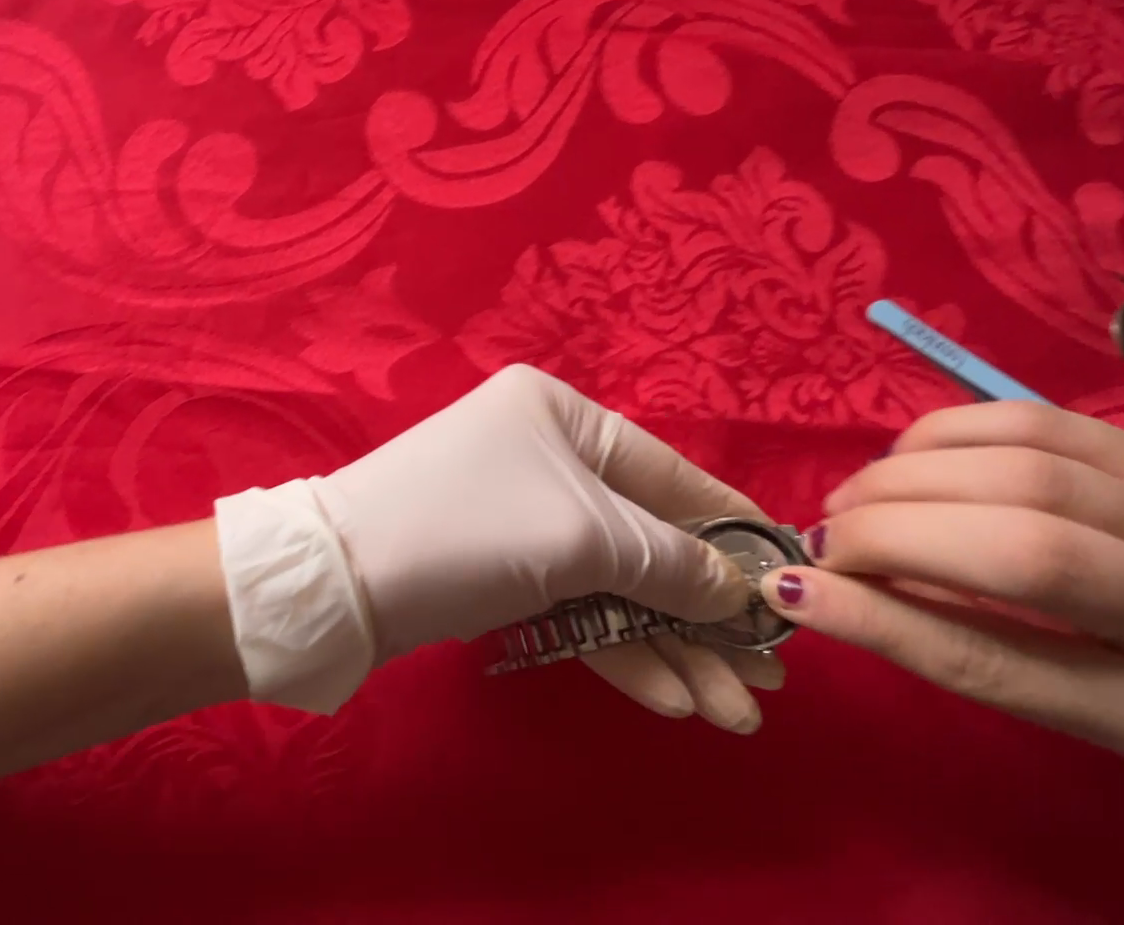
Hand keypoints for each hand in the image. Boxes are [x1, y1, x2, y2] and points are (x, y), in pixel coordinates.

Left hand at [218, 366, 782, 729]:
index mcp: (563, 416)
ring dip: (668, 644)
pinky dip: (615, 645)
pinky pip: (574, 604)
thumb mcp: (582, 536)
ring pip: (614, 582)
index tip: (787, 574)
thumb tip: (741, 589)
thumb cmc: (468, 529)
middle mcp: (545, 457)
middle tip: (764, 674)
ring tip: (729, 708)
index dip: (731, 529)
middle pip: (647, 539)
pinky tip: (666, 695)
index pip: (670, 474)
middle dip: (702, 611)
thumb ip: (670, 563)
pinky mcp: (500, 570)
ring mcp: (521, 517)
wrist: (337, 586)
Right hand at [759, 401, 1123, 780]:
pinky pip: (1032, 420)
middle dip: (888, 533)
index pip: (995, 661)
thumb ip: (943, 640)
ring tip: (853, 503)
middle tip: (824, 541)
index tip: (788, 587)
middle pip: (1021, 549)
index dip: (875, 618)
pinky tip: (905, 462)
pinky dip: (942, 434)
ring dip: (903, 479)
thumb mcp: (1050, 703)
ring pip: (1022, 471)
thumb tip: (817, 584)